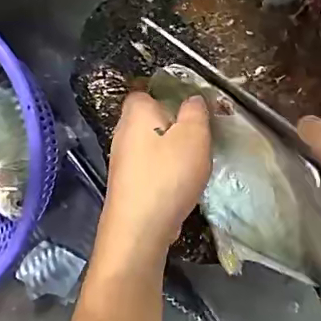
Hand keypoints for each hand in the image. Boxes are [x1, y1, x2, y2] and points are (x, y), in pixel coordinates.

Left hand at [96, 92, 210, 261]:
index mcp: (137, 113)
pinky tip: (179, 185)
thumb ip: (196, 112)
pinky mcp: (126, 184)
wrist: (139, 227)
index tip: (192, 109)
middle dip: (172, 126)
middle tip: (198, 138)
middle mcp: (122, 132)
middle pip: (150, 120)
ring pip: (150, 145)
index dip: (168, 96)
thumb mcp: (195, 135)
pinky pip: (149, 168)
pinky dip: (164, 172)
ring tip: (193, 164)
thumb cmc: (168, 174)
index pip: (146, 92)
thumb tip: (193, 99)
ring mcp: (121, 161)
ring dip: (170, 152)